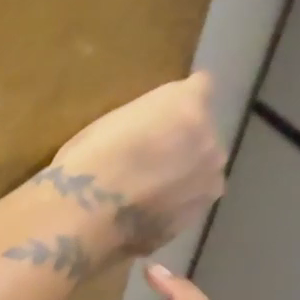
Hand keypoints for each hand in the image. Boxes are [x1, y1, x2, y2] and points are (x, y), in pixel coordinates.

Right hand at [52, 72, 225, 257]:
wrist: (90, 213)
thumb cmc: (91, 154)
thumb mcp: (116, 118)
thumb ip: (149, 118)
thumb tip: (157, 126)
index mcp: (186, 105)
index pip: (202, 85)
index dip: (185, 95)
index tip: (168, 106)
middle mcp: (209, 139)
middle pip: (203, 131)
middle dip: (184, 138)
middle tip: (150, 151)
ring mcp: (209, 181)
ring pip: (202, 166)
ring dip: (185, 170)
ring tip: (148, 183)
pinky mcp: (200, 214)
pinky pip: (193, 196)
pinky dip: (177, 198)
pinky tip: (148, 205)